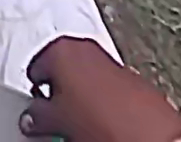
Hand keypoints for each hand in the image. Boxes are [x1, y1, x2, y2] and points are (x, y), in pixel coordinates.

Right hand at [21, 38, 180, 141]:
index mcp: (60, 49)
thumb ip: (37, 116)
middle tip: (57, 121)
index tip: (37, 114)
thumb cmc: (100, 121)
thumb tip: (30, 118)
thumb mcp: (58, 121)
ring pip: (80, 81)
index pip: (34, 69)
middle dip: (56, 96)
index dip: (34, 95)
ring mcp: (105, 59)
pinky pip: (100, 88)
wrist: (150, 135)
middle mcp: (82, 46)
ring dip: (77, 100)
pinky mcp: (125, 75)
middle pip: (58, 72)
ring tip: (79, 125)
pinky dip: (96, 102)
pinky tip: (99, 123)